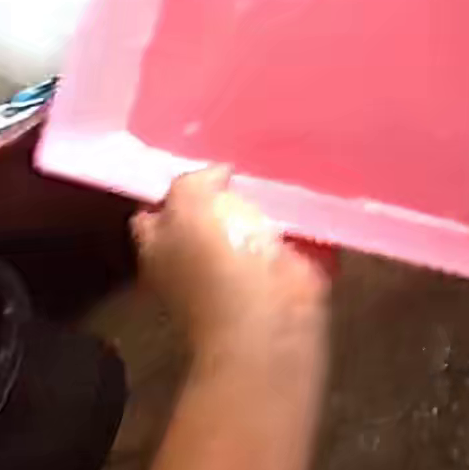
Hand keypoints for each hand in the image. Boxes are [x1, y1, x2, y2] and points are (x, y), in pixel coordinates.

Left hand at [131, 166, 334, 362]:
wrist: (270, 312)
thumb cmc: (220, 262)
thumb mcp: (190, 210)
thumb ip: (193, 182)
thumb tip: (218, 173)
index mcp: (164, 244)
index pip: (157, 209)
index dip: (175, 185)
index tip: (206, 158)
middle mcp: (199, 254)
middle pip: (210, 209)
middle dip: (229, 186)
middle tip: (252, 156)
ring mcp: (243, 261)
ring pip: (254, 215)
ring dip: (270, 196)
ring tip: (285, 163)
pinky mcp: (285, 263)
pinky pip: (293, 227)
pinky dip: (302, 212)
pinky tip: (311, 188)